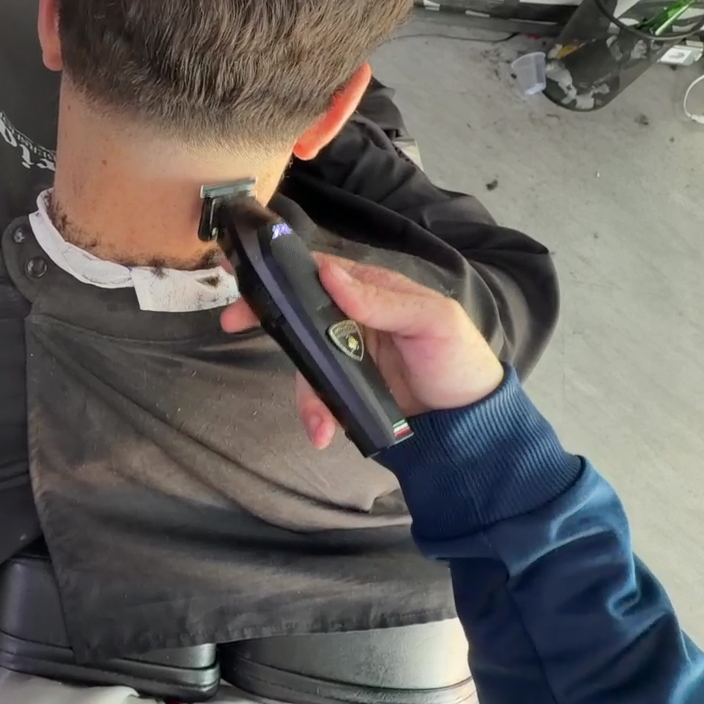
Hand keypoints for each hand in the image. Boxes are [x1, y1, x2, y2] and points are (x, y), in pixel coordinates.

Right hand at [220, 255, 504, 449]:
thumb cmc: (458, 357)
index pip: (317, 271)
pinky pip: (316, 394)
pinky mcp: (341, 387)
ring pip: (302, 361)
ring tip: (320, 423)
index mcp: (369, 289)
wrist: (470, 421)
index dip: (280, 271)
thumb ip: (382, 299)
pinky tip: (324, 432)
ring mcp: (342, 353)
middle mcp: (349, 317)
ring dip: (305, 392)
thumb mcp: (432, 321)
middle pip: (296, 312)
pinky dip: (315, 414)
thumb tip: (329, 274)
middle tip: (232, 323)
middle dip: (265, 318)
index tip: (248, 275)